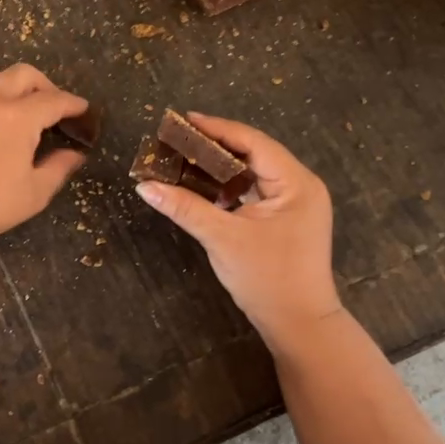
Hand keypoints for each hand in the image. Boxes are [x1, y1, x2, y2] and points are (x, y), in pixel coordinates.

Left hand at [0, 64, 88, 244]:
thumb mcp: (35, 191)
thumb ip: (58, 167)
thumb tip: (75, 155)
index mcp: (19, 116)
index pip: (54, 100)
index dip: (73, 105)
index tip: (85, 111)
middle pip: (25, 75)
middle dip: (47, 86)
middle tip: (59, 109)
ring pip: (0, 78)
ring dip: (21, 86)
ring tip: (32, 110)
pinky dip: (2, 94)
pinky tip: (7, 118)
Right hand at [135, 114, 340, 352]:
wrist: (299, 324)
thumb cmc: (267, 277)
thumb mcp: (221, 238)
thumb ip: (184, 207)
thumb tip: (144, 185)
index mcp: (295, 183)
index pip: (253, 143)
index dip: (218, 129)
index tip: (184, 119)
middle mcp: (300, 186)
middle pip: (253, 153)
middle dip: (215, 145)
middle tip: (178, 137)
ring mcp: (295, 204)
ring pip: (253, 172)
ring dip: (220, 165)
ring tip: (184, 156)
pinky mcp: (285, 219)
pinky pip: (254, 190)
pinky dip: (228, 185)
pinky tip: (202, 185)